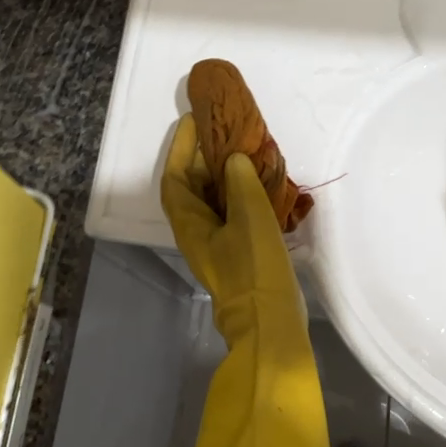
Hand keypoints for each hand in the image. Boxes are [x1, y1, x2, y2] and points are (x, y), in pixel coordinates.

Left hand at [160, 115, 341, 446]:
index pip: (174, 178)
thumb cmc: (254, 270)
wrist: (271, 325)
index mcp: (190, 224)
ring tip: (242, 146)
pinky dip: (240, 190)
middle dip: (202, 156)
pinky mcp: (239, 251)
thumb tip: (233, 160)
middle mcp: (197, 232)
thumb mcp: (249, 219)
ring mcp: (218, 243)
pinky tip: (260, 179)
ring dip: (222, 172)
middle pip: (191, 186)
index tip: (192, 121)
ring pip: (213, 198)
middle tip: (222, 128)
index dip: (180, 149)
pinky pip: (232, 210)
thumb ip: (240, 185)